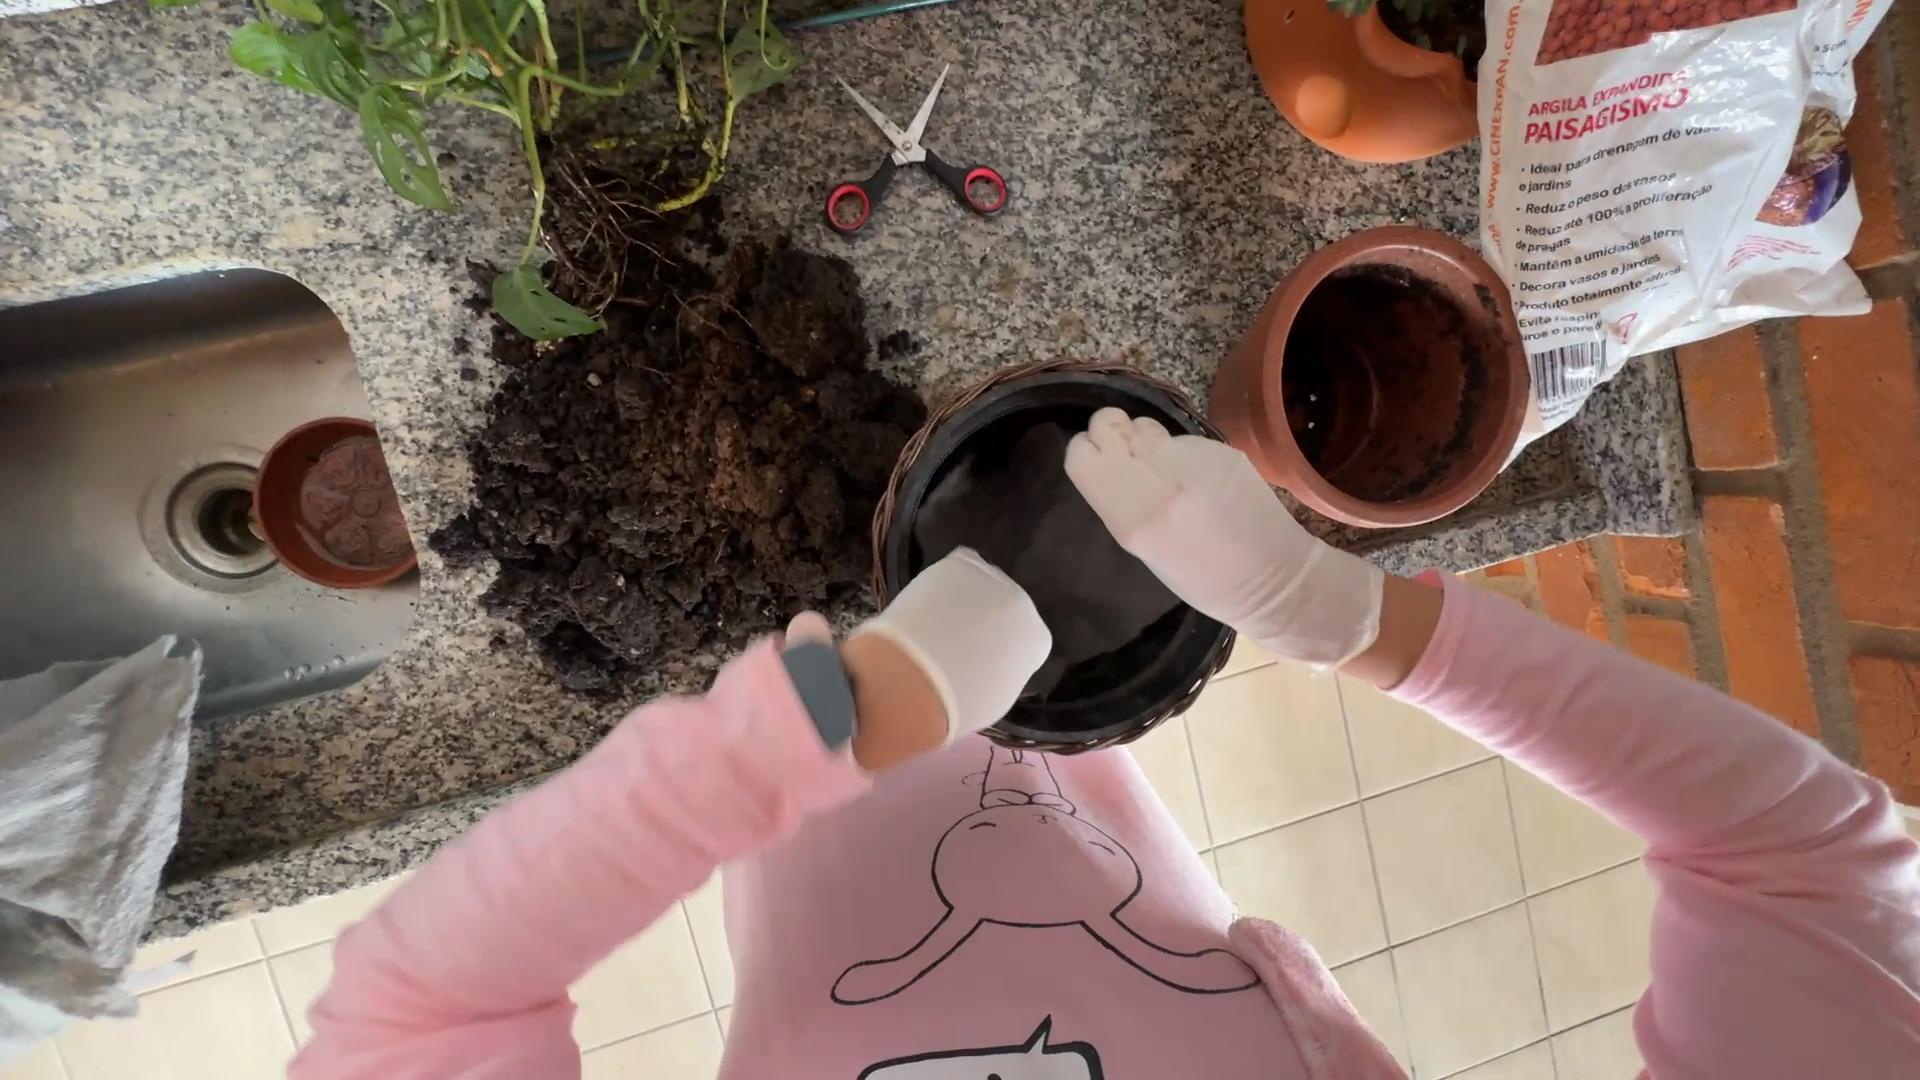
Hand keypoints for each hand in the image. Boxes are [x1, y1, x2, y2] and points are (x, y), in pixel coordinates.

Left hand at [835, 548, 1050, 767]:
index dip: (1003, 647)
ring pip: (984, 582)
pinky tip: (931, 598)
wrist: (914, 681)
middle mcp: (1023, 604)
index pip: (1027, 637)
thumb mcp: (997, 695)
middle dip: (988, 618)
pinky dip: (947, 579)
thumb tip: (993, 658)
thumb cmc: (957, 704)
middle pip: (1008, 605)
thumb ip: (1006, 669)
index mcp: (1037, 640)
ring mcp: (992, 579)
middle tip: (958, 638)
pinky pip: (961, 565)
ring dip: (969, 596)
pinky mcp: (960, 565)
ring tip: (940, 618)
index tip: (983, 659)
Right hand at [1064, 407, 1383, 666]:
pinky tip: (1199, 479)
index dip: (1085, 453)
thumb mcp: (1141, 548)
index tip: (1096, 464)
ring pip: (1145, 427)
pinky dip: (1180, 453)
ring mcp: (1195, 459)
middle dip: (1110, 434)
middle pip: (1108, 424)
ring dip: (1145, 442)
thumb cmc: (1200, 579)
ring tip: (1165, 472)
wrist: (1274, 578)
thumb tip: (1106, 461)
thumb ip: (1118, 501)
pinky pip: (1181, 439)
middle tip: (1125, 458)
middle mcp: (1162, 479)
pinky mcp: (1222, 448)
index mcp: (1135, 515)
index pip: (1082, 454)